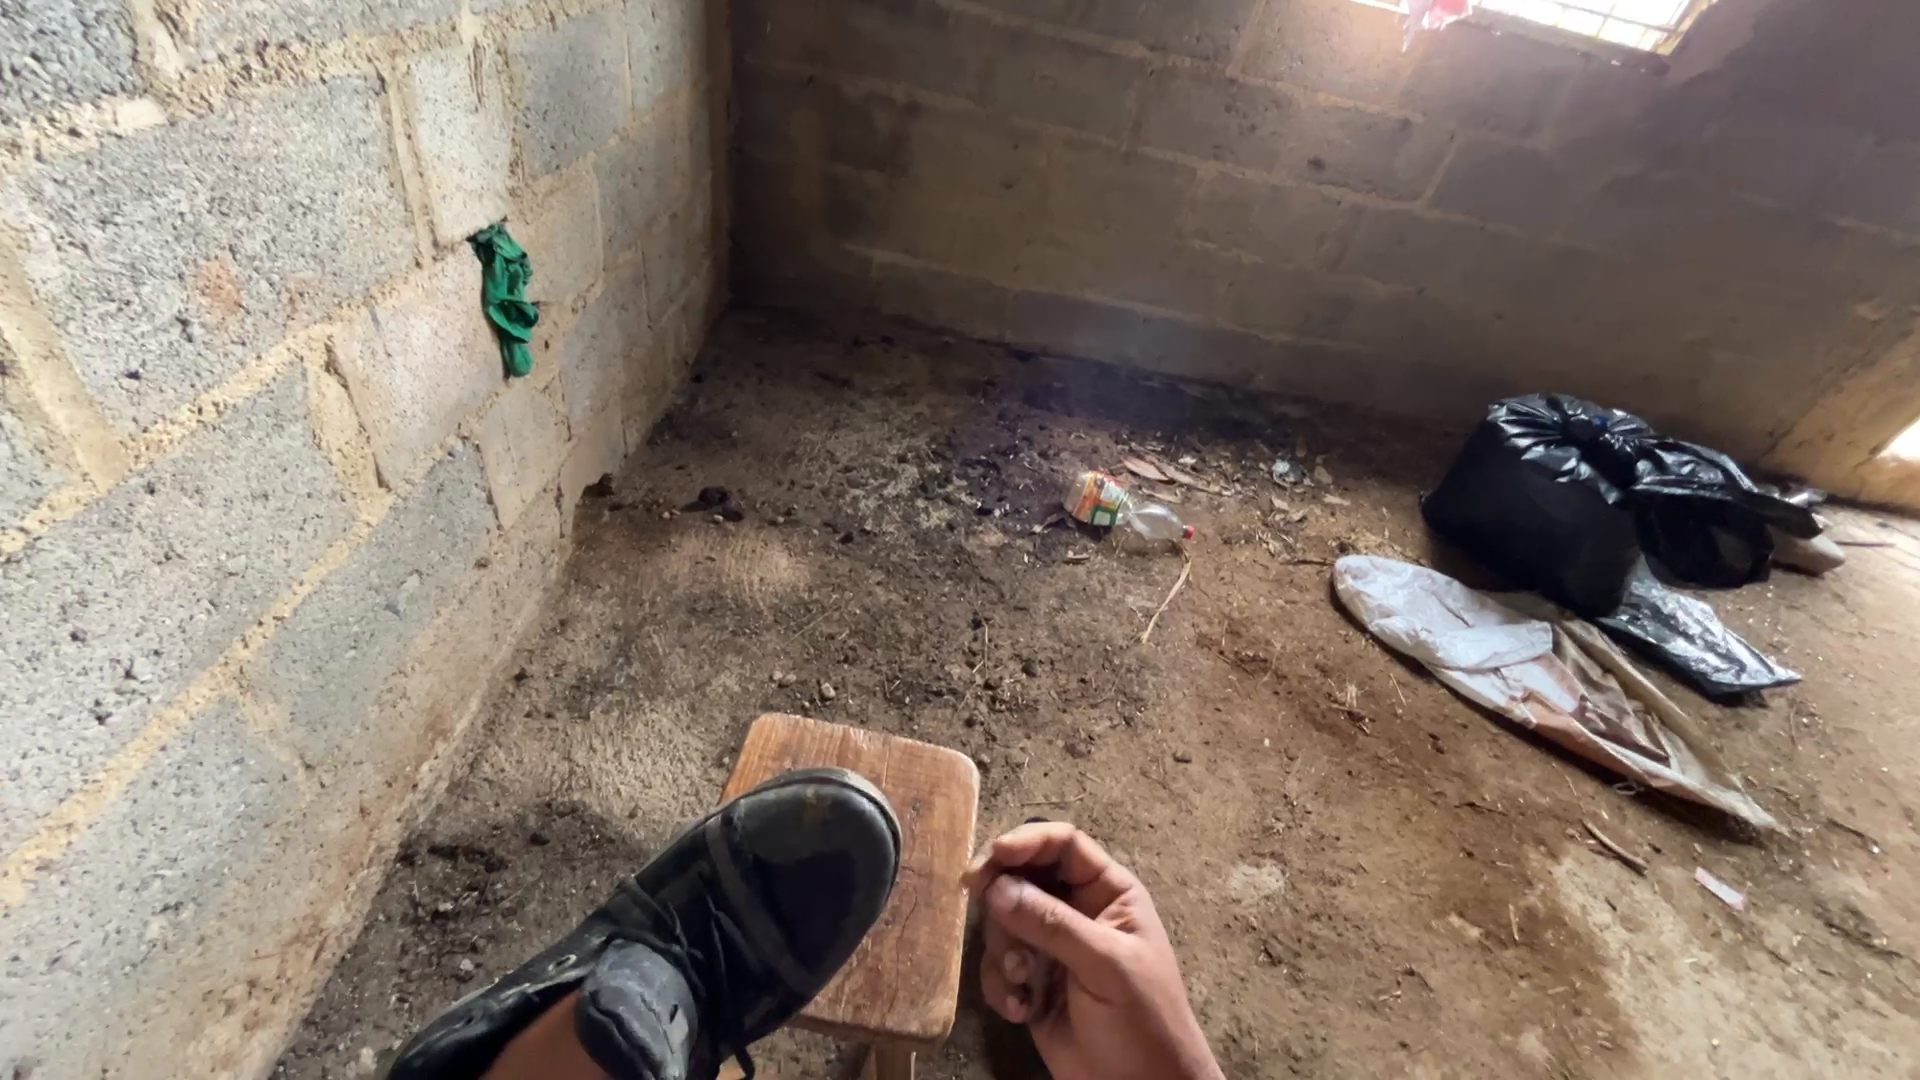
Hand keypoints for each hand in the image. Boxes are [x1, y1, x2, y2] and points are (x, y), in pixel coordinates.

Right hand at [964, 823, 1222, 1079]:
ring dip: (1004, 947)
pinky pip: (999, 965)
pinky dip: (1001, 983)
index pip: (1063, 845)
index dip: (1028, 841)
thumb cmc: (1144, 1020)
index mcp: (1107, 891)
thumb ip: (1052, 923)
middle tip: (973, 889)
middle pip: (1024, 873)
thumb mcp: (1105, 965)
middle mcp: (1076, 909)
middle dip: (1000, 887)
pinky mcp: (1032, 983)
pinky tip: (1020, 1008)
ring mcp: (1052, 946)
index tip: (994, 853)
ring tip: (1021, 979)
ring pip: (1005, 919)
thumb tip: (997, 887)